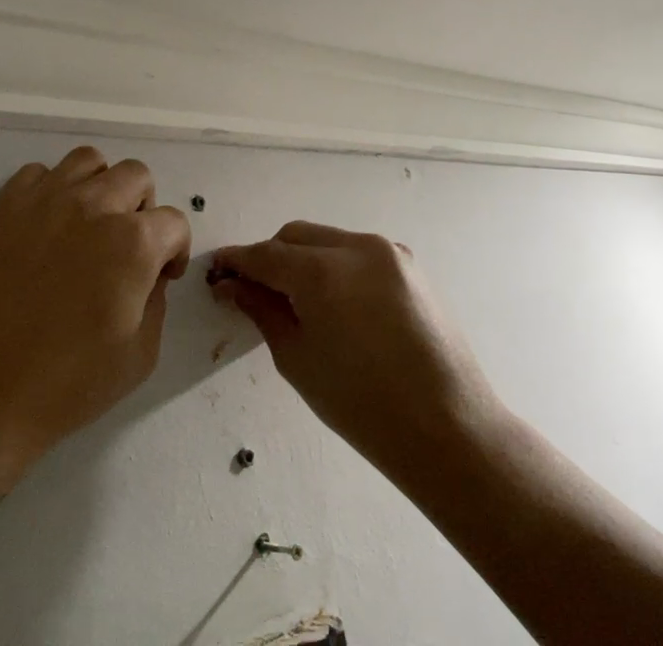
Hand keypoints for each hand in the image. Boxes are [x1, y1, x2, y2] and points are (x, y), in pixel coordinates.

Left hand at [0, 147, 191, 487]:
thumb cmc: (65, 385)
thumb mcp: (138, 356)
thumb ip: (156, 302)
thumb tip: (149, 275)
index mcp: (132, 243)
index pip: (173, 222)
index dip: (173, 251)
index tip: (160, 277)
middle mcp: (91, 206)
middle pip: (135, 176)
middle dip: (142, 209)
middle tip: (127, 248)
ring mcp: (42, 201)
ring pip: (87, 161)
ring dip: (99, 187)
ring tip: (88, 225)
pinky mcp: (1, 207)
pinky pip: (37, 174)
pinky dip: (51, 191)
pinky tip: (45, 228)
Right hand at [209, 221, 501, 467]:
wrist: (446, 425)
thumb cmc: (360, 402)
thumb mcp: (296, 357)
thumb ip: (261, 310)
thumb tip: (233, 285)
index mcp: (323, 270)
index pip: (265, 254)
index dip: (236, 263)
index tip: (216, 274)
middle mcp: (357, 247)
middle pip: (295, 236)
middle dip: (269, 257)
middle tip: (253, 293)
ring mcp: (390, 254)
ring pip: (328, 241)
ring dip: (303, 259)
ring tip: (294, 300)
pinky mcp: (411, 268)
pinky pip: (358, 253)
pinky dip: (334, 266)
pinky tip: (333, 303)